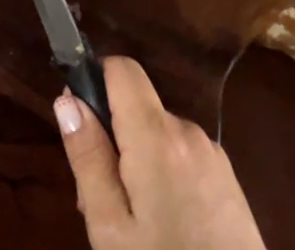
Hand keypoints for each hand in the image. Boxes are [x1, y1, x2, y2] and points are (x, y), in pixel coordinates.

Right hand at [57, 57, 265, 249]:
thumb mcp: (110, 223)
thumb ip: (88, 156)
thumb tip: (67, 99)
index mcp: (157, 136)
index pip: (122, 69)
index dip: (94, 79)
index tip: (79, 118)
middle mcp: (188, 132)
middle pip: (136, 107)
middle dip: (111, 137)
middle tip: (99, 199)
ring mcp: (212, 155)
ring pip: (157, 134)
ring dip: (136, 160)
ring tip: (132, 222)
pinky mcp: (227, 179)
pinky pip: (180, 155)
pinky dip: (162, 175)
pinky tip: (162, 225)